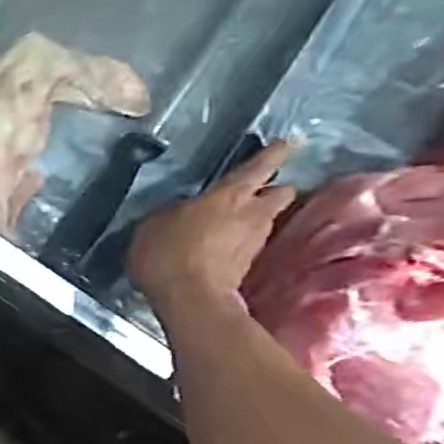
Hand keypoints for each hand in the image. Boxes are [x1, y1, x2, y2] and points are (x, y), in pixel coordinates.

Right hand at [128, 139, 299, 306]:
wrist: (189, 301)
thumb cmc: (169, 253)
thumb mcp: (153, 225)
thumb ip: (171, 213)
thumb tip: (178, 214)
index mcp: (230, 194)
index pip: (261, 165)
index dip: (275, 152)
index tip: (289, 143)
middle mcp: (251, 215)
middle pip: (280, 193)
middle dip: (274, 190)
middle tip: (259, 193)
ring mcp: (253, 245)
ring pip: (264, 223)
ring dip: (252, 223)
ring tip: (231, 228)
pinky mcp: (246, 271)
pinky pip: (246, 250)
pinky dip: (237, 249)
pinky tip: (218, 254)